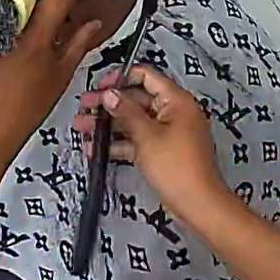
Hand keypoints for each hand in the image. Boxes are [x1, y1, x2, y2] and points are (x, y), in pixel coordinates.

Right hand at [76, 66, 232, 219]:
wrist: (197, 203)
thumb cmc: (176, 166)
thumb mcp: (147, 136)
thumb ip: (126, 112)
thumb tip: (109, 94)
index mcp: (176, 100)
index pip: (146, 76)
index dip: (121, 77)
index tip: (99, 87)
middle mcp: (174, 111)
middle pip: (137, 99)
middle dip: (108, 105)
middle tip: (82, 109)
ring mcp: (169, 132)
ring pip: (135, 121)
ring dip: (109, 125)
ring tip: (81, 129)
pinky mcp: (163, 151)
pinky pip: (139, 140)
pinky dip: (120, 143)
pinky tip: (95, 149)